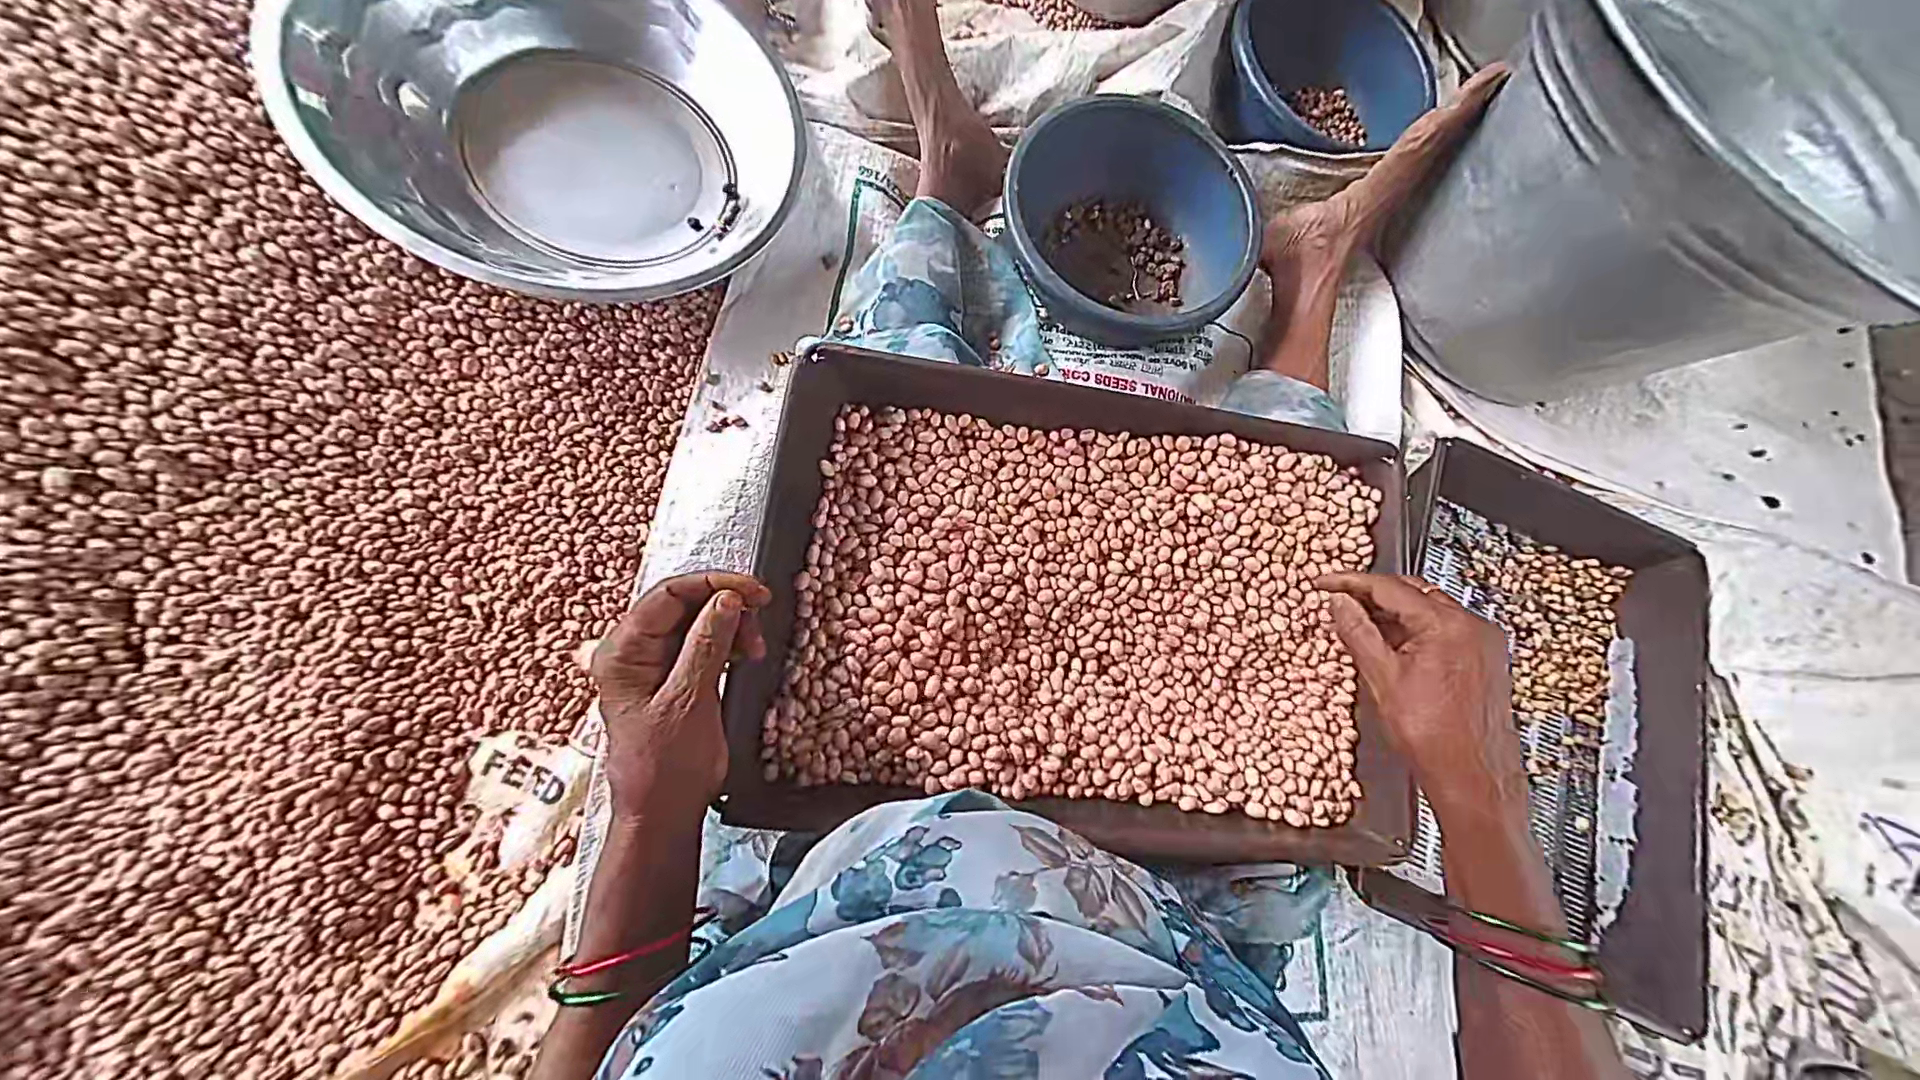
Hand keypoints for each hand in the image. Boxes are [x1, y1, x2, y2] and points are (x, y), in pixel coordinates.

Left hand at [590, 572, 772, 824]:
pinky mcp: (678, 674)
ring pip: (701, 619)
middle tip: (759, 616)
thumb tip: (727, 599)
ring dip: (733, 625)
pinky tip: (745, 654)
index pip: (668, 594)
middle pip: (685, 602)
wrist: (665, 811)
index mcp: (623, 652)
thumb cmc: (664, 767)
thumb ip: (705, 646)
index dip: (713, 584)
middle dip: (727, 606)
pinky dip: (731, 641)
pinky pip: (707, 641)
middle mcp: (637, 651)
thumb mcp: (687, 702)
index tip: (753, 591)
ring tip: (753, 648)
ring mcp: (657, 662)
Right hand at [1261, 61, 1512, 267]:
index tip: (1487, 81)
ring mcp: (1381, 213)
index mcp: (1373, 192)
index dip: (1453, 112)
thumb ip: (1283, 202)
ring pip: (1422, 164)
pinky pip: (1405, 177)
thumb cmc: (1294, 268)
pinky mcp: (1370, 222)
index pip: (1420, 144)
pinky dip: (1421, 155)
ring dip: (1441, 135)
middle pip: (1431, 148)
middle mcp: (1386, 200)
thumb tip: (1265, 192)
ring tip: (1463, 107)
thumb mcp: (1279, 225)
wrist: (1300, 305)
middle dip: (1459, 114)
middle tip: (1489, 82)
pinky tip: (1422, 151)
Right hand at [1316, 572, 1525, 813]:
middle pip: (1412, 591)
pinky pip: (1441, 629)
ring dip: (1389, 611)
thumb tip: (1339, 603)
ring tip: (1355, 622)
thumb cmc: (1435, 736)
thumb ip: (1358, 632)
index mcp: (1449, 627)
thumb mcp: (1382, 678)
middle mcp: (1474, 628)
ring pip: (1426, 609)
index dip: (1350, 582)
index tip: (1325, 582)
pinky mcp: (1483, 659)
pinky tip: (1385, 643)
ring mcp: (1483, 643)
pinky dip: (1409, 629)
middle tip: (1336, 599)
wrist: (1474, 777)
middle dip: (1370, 593)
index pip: (1390, 587)